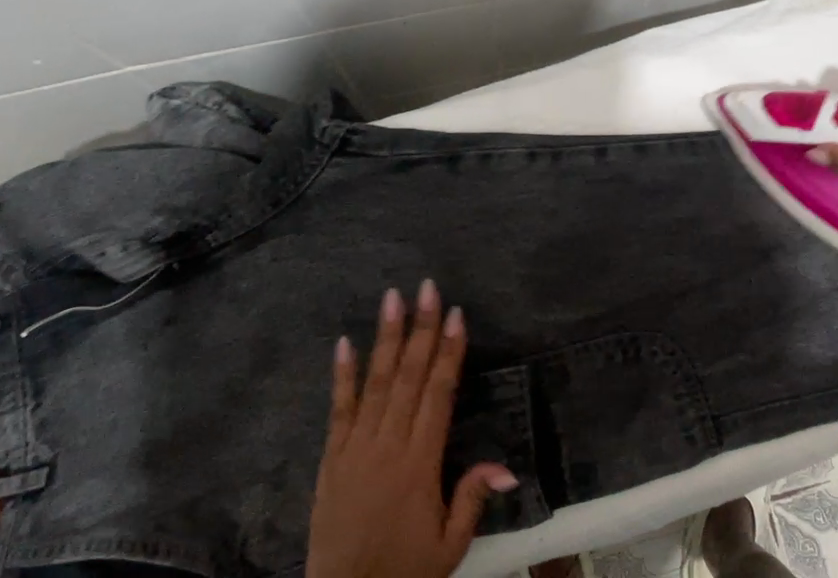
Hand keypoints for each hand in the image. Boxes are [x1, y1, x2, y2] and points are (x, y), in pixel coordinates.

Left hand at [307, 280, 516, 577]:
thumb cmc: (404, 570)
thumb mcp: (449, 546)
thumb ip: (472, 499)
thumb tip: (506, 466)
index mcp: (420, 464)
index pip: (438, 395)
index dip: (448, 353)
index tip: (455, 315)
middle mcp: (388, 446)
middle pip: (407, 378)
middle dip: (420, 330)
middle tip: (427, 288)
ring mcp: (355, 448)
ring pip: (374, 383)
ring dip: (384, 338)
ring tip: (391, 298)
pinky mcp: (331, 457)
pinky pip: (337, 409)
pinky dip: (342, 375)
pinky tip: (344, 343)